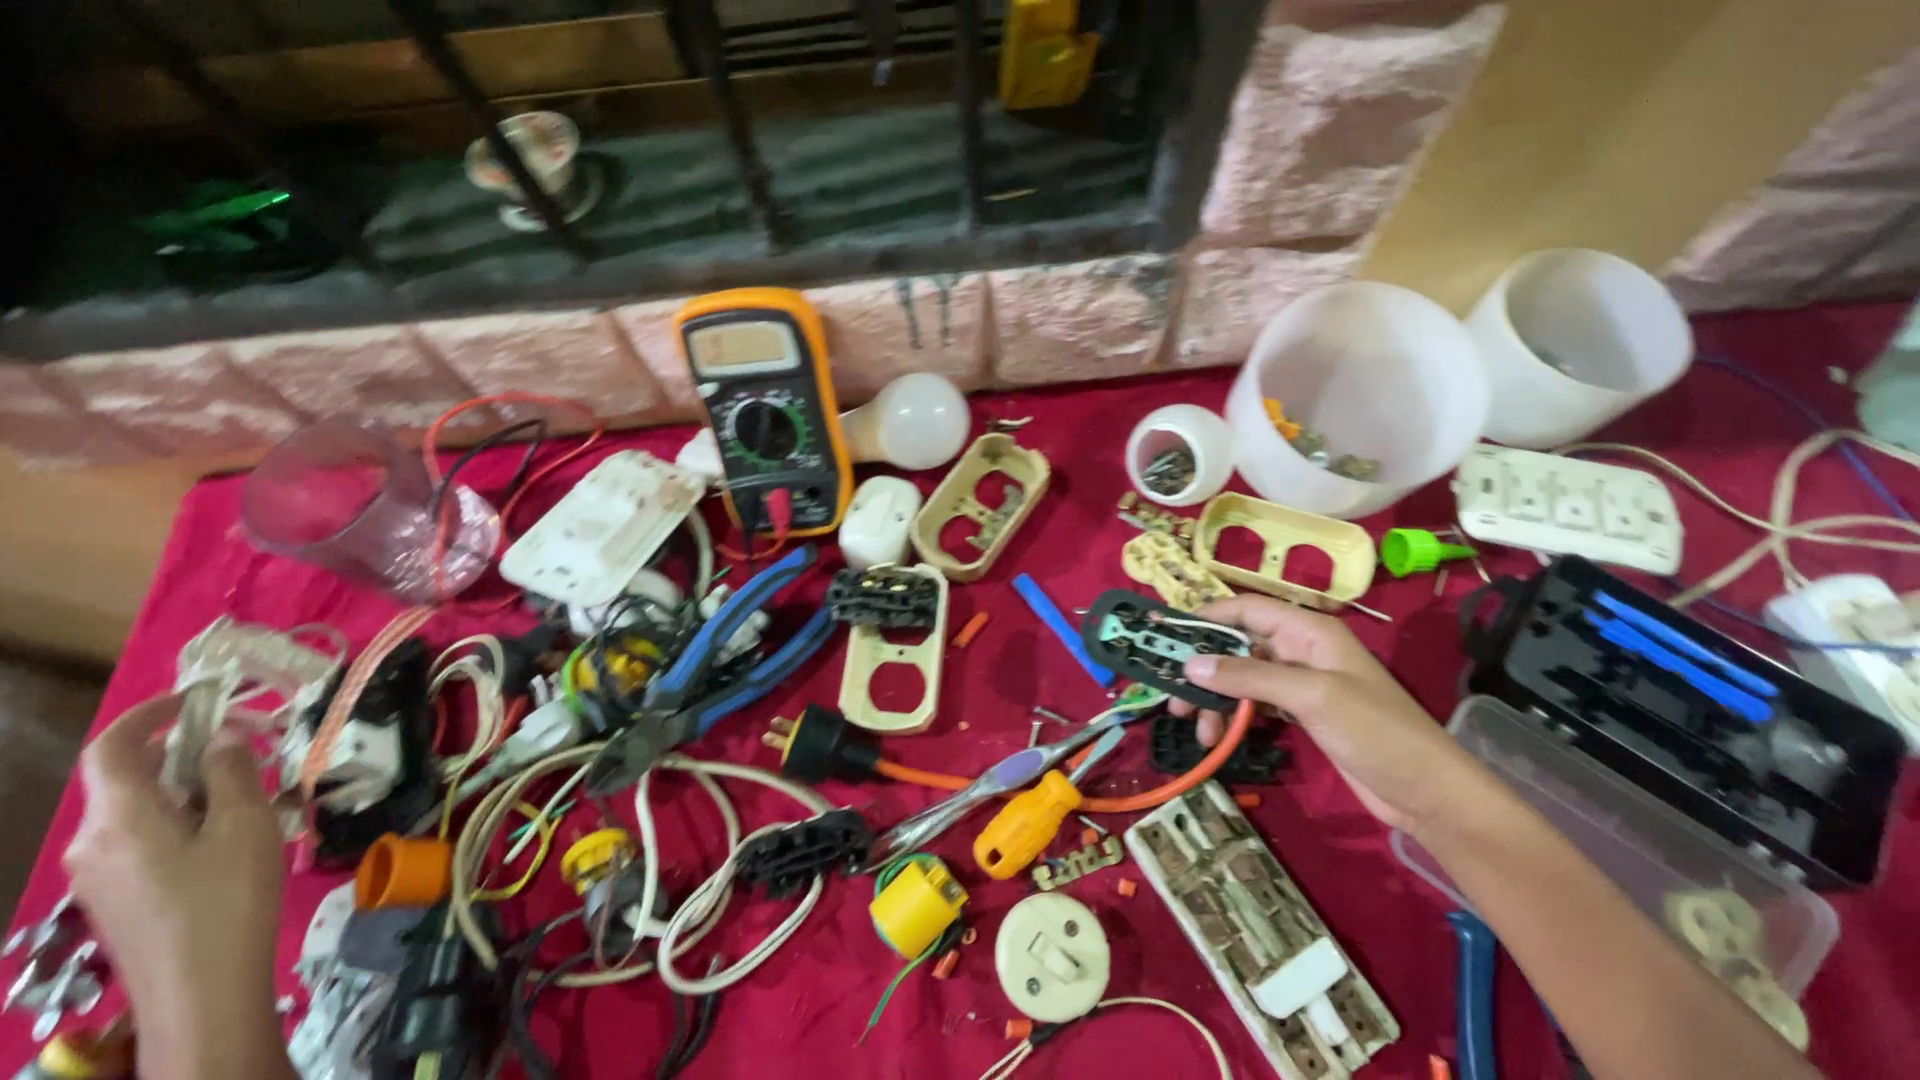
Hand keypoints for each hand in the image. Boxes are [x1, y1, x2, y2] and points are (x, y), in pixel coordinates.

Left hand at [63, 693, 294, 1079]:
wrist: (200, 990)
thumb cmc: (227, 897)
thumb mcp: (245, 825)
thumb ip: (232, 772)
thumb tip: (223, 738)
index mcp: (120, 815)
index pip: (113, 746)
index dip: (149, 713)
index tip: (197, 698)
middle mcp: (93, 840)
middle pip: (127, 778)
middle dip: (182, 753)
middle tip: (245, 748)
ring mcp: (98, 874)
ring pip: (138, 810)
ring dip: (186, 790)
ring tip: (248, 796)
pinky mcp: (114, 899)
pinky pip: (141, 840)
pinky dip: (179, 820)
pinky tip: (226, 839)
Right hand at [1169, 596, 1487, 834]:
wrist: (1426, 791)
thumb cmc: (1375, 731)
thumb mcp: (1311, 697)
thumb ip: (1250, 677)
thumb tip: (1190, 665)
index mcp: (1310, 631)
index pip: (1247, 609)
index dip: (1206, 616)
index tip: (1165, 632)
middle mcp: (1302, 650)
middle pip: (1239, 646)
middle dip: (1203, 667)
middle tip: (1171, 695)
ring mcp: (1303, 684)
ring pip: (1243, 679)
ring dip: (1215, 699)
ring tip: (1194, 727)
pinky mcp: (1303, 715)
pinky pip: (1256, 705)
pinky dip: (1234, 716)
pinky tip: (1218, 735)